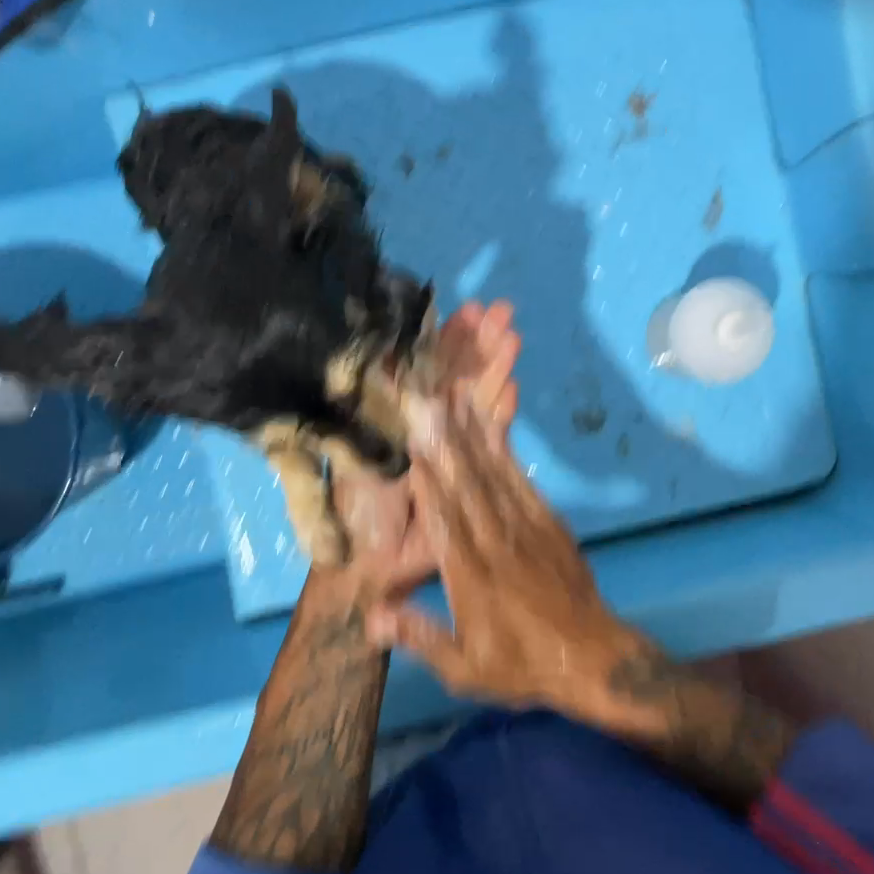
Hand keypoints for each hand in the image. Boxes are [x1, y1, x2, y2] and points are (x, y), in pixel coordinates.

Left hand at [332, 301, 519, 563]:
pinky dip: (502, 412)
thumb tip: (394, 355)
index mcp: (396, 414)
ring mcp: (452, 446)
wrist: (374, 563)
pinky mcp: (475, 471)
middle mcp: (426, 423)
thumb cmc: (358, 508)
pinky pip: (492, 436)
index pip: (424, 368)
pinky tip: (514, 387)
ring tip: (513, 335)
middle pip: (458, 376)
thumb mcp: (358, 450)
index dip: (445, 339)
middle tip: (501, 310)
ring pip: (478, 398)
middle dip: (479, 343)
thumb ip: (381, 408)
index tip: (466, 310)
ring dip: (495, 367)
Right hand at [367, 391, 648, 727]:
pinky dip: (507, 455)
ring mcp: (527, 530)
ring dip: (473, 437)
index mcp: (470, 576)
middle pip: (466, 485)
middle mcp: (496, 543)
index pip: (442, 518)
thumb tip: (372, 618)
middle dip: (446, 442)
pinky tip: (495, 432)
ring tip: (456, 403)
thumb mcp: (464, 668)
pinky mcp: (552, 525)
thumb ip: (419, 636)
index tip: (410, 443)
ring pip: (494, 476)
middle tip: (429, 402)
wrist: (591, 658)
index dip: (426, 479)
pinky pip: (524, 484)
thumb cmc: (521, 666)